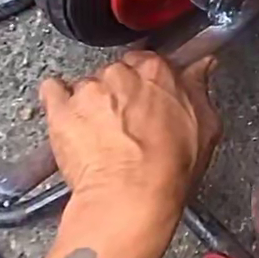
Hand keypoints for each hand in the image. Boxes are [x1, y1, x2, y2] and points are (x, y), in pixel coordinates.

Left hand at [41, 52, 220, 234]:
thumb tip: (201, 67)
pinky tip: (70, 118)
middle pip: (117, 72)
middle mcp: (121, 73)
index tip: (150, 98)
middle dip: (120, 93)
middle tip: (128, 123)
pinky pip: (53, 90)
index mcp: (157, 71)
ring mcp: (88, 90)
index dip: (149, 84)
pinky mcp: (61, 109)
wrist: (130, 195)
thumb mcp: (205, 126)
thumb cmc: (168, 167)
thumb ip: (199, 87)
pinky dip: (58, 99)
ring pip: (88, 84)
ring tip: (100, 133)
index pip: (149, 62)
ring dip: (92, 102)